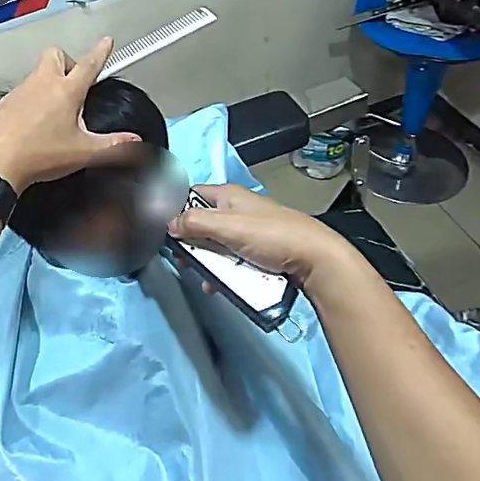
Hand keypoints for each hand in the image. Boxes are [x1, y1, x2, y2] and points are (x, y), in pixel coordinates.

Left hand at [0, 38, 143, 188]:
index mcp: (66, 91)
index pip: (88, 63)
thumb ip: (112, 145)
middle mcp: (42, 84)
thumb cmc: (37, 154)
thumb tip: (132, 141)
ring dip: (50, 81)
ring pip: (38, 72)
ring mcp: (21, 91)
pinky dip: (32, 98)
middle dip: (68, 62)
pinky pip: (23, 91)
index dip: (100, 51)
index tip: (105, 43)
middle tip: (75, 81)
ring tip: (57, 107)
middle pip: (57, 55)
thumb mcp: (84, 152)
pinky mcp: (5, 103)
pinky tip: (35, 120)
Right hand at [166, 184, 363, 287]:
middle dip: (192, 243)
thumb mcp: (229, 227)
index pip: (193, 194)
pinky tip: (221, 286)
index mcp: (229, 195)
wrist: (315, 258)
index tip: (164, 230)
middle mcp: (237, 209)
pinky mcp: (259, 251)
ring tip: (204, 278)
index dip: (176, 209)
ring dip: (208, 262)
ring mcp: (249, 231)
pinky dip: (225, 271)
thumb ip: (196, 223)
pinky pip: (233, 260)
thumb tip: (168, 222)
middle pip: (203, 223)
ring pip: (217, 245)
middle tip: (184, 261)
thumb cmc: (272, 236)